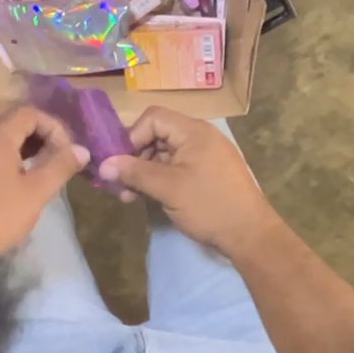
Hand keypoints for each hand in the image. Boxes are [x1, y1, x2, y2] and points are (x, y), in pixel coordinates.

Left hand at [0, 102, 89, 265]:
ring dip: (14, 135)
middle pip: (7, 111)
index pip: (29, 112)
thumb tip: (81, 149)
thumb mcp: (36, 193)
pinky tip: (7, 173)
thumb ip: (60, 166)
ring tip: (32, 161)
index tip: (64, 150)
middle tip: (49, 148)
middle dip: (33, 125)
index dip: (52, 126)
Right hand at [96, 107, 284, 257]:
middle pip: (157, 135)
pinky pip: (178, 167)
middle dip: (135, 158)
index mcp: (194, 131)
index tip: (121, 164)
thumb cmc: (209, 205)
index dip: (132, 137)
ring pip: (165, 154)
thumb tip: (103, 165)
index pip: (153, 118)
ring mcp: (206, 155)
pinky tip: (150, 197)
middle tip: (121, 185)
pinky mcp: (208, 173)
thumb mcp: (167, 188)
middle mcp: (200, 136)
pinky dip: (161, 179)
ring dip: (145, 172)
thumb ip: (134, 173)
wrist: (251, 235)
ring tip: (131, 196)